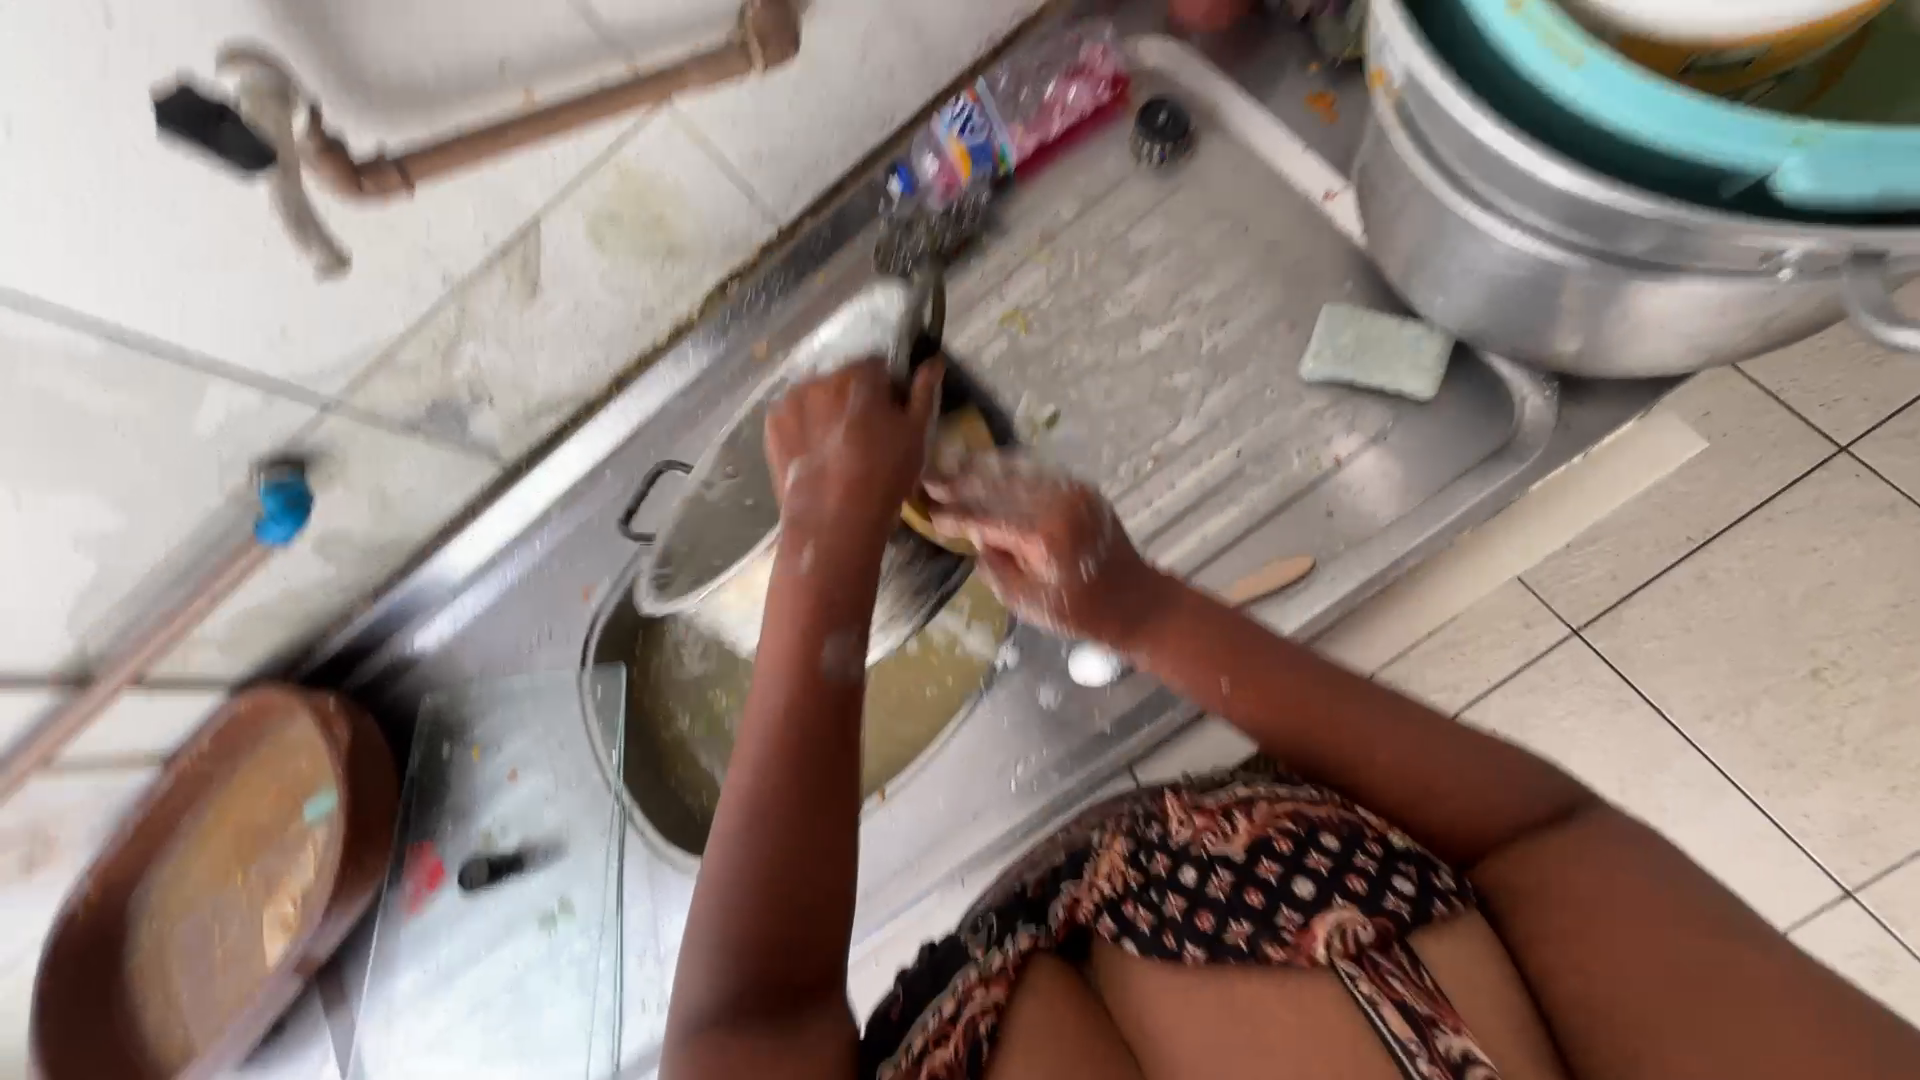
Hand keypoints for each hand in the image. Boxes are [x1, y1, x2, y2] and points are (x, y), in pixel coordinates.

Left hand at [765, 357, 943, 543]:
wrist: (833, 522)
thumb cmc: (884, 477)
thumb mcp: (915, 435)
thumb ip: (924, 393)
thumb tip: (932, 362)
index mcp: (859, 375)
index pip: (879, 366)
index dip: (889, 389)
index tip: (892, 415)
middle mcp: (820, 378)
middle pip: (844, 379)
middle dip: (856, 399)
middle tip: (866, 436)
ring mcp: (791, 400)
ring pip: (817, 397)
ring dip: (829, 411)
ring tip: (839, 449)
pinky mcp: (772, 425)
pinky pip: (795, 416)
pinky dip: (805, 427)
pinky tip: (817, 455)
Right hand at [924, 449, 1172, 647]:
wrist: (1135, 600)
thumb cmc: (1079, 611)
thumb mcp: (1026, 602)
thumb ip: (996, 568)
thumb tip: (978, 538)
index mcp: (1042, 536)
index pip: (987, 519)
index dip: (955, 515)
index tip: (930, 512)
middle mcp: (1057, 505)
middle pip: (998, 487)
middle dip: (961, 483)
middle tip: (929, 480)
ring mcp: (1072, 492)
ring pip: (1016, 472)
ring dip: (981, 469)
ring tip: (951, 466)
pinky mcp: (1080, 489)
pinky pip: (1038, 472)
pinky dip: (1010, 470)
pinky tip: (988, 468)